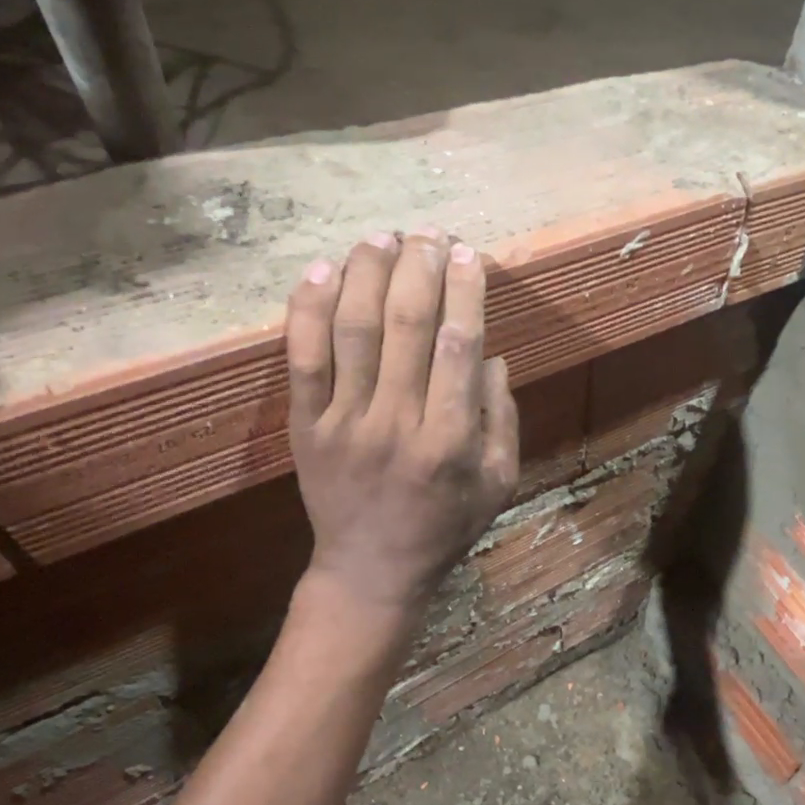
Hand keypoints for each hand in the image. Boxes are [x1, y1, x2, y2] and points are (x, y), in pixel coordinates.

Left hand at [283, 228, 518, 610]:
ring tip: (382, 237)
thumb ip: (501, 419)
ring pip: (352, 330)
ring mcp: (344, 422)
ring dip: (367, 274)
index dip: (464, 292)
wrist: (371, 570)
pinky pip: (302, 358)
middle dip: (420, 269)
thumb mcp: (499, 483)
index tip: (468, 254)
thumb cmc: (445, 527)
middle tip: (428, 234)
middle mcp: (397, 422)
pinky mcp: (304, 425)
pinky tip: (323, 271)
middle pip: (405, 325)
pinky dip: (308, 310)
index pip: (458, 345)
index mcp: (450, 439)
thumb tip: (489, 354)